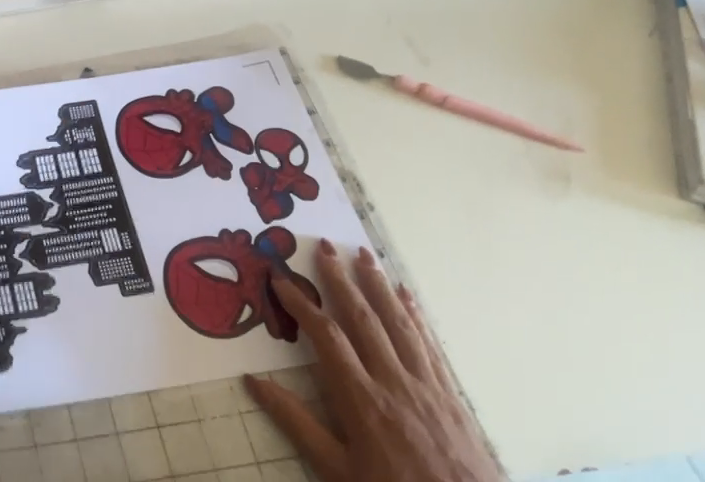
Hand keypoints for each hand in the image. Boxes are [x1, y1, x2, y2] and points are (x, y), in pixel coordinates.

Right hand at [244, 240, 502, 481]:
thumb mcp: (336, 469)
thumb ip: (296, 422)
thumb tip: (254, 382)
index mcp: (362, 399)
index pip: (327, 337)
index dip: (302, 304)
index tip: (281, 280)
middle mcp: (394, 382)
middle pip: (364, 319)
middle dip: (341, 279)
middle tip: (325, 245)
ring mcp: (426, 385)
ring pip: (399, 324)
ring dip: (379, 286)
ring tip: (364, 255)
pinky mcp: (451, 395)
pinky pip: (430, 345)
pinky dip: (416, 316)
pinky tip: (407, 296)